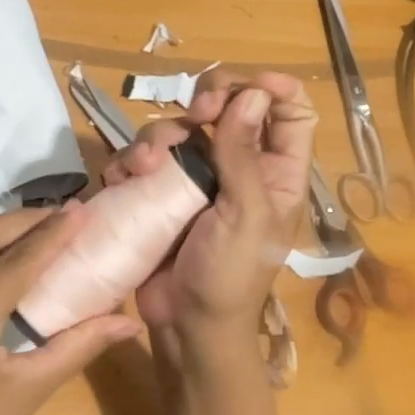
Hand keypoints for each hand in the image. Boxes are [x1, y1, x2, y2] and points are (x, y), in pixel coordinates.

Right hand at [102, 70, 314, 340]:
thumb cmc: (229, 278)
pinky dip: (131, 160)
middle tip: (196, 113)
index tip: (244, 89)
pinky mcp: (158, 192)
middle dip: (209, 99)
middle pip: (229, 104)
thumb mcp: (245, 215)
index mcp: (276, 172)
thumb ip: (244, 154)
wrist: (185, 326)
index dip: (271, 88)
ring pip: (180, 127)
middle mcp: (238, 166)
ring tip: (146, 167)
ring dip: (159, 135)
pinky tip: (124, 178)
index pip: (289, 110)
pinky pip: (144, 158)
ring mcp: (195, 178)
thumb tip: (252, 94)